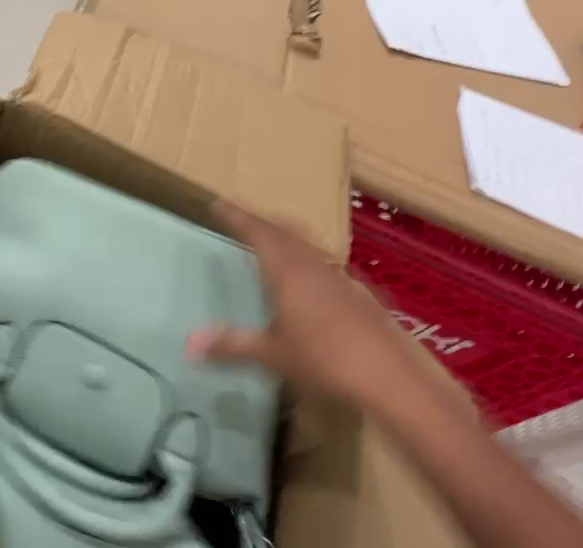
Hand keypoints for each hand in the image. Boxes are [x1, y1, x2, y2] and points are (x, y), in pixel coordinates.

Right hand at [188, 201, 421, 415]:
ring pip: (308, 244)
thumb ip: (232, 346)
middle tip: (243, 216)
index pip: (256, 231)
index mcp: (287, 269)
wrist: (393, 378)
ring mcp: (340, 277)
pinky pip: (324, 262)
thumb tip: (189, 344)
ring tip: (274, 241)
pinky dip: (307, 258)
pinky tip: (310, 279)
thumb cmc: (326, 359)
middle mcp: (313, 263)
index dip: (236, 216)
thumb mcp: (273, 354)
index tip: (218, 202)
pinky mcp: (360, 294)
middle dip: (262, 220)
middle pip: (284, 230)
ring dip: (287, 236)